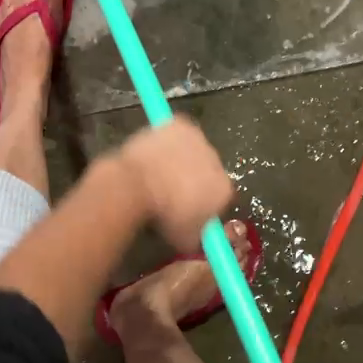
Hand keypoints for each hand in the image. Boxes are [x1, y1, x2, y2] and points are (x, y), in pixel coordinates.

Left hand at [115, 120, 233, 250]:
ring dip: (181, 156)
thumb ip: (198, 235)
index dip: (202, 199)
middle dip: (193, 176)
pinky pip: (178, 131)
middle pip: (208, 168)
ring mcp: (199, 139)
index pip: (218, 194)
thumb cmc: (162, 215)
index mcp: (223, 189)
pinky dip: (169, 138)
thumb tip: (197, 234)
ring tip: (159, 169)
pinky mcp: (181, 123)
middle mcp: (217, 162)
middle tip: (171, 186)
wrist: (139, 184)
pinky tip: (157, 150)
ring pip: (192, 148)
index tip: (186, 205)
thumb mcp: (185, 238)